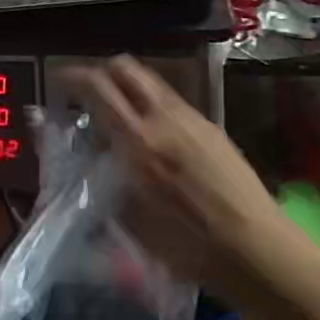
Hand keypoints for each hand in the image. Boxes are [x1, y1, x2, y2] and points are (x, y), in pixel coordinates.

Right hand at [59, 56, 279, 296]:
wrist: (259, 251)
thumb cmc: (191, 249)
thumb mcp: (134, 222)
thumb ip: (108, 181)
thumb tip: (93, 160)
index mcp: (139, 142)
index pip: (98, 86)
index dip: (74, 75)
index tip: (60, 79)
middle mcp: (164, 119)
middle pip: (127, 68)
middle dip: (102, 70)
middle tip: (89, 89)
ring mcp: (192, 119)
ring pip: (151, 81)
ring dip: (128, 85)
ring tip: (119, 111)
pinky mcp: (212, 127)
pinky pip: (172, 101)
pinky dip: (152, 103)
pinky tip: (153, 133)